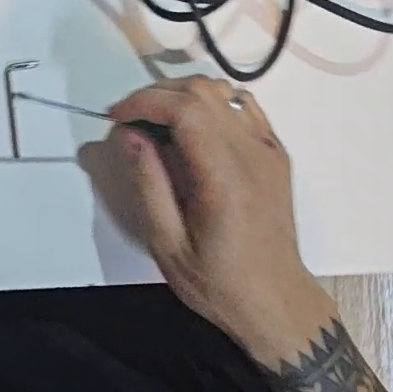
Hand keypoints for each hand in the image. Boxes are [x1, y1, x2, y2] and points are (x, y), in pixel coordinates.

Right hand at [99, 76, 336, 364]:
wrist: (276, 301)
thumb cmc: (217, 281)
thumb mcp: (166, 242)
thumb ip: (148, 182)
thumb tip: (130, 134)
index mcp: (226, 178)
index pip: (186, 109)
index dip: (145, 102)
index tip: (117, 117)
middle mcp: (253, 154)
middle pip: (203, 90)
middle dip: (156, 94)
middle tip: (128, 120)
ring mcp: (268, 149)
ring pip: (222, 90)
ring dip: (181, 94)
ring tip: (154, 121)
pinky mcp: (273, 152)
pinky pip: (241, 105)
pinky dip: (209, 102)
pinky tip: (190, 127)